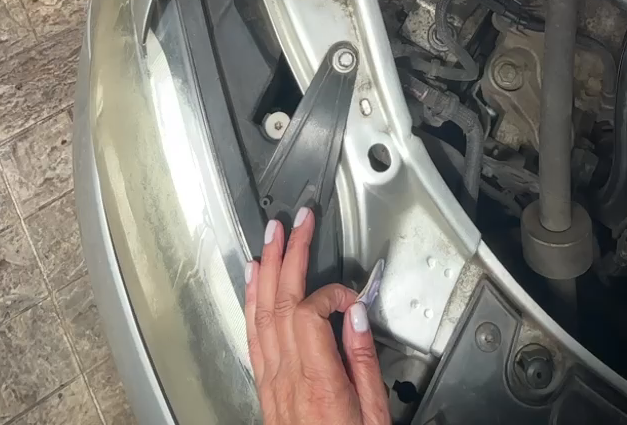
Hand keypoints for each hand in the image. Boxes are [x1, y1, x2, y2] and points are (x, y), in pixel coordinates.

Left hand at [246, 208, 389, 424]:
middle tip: (300, 220)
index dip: (334, 292)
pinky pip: (253, 333)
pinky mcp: (266, 385)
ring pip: (264, 311)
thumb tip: (358, 314)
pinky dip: (252, 299)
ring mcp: (271, 380)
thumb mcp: (374, 414)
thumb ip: (363, 361)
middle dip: (291, 253)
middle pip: (283, 300)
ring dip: (269, 266)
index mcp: (318, 380)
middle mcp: (287, 376)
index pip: (312, 313)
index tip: (354, 297)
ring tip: (273, 235)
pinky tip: (254, 277)